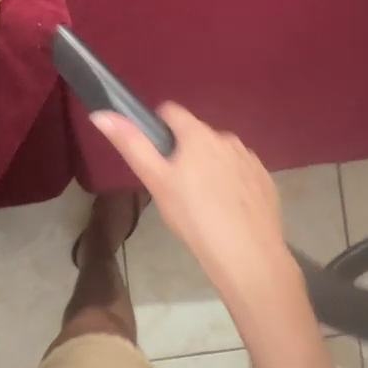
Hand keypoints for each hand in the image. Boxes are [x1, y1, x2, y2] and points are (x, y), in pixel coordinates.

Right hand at [91, 103, 300, 308]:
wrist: (247, 255)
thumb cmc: (194, 217)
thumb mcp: (156, 182)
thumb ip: (131, 144)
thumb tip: (102, 114)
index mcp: (198, 134)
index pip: (171, 111)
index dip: (158, 128)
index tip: (155, 156)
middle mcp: (227, 138)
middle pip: (196, 135)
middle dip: (184, 153)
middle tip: (175, 188)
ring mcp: (249, 158)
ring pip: (220, 154)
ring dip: (209, 167)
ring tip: (202, 204)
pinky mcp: (265, 180)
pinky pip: (241, 172)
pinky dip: (231, 183)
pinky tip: (227, 211)